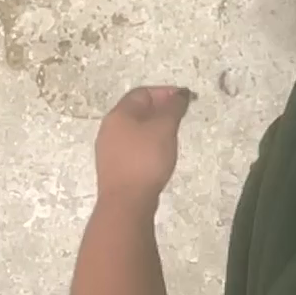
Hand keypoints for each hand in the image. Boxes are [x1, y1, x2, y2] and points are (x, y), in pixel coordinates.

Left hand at [94, 86, 191, 206]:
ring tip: (173, 134)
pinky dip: (148, 142)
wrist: (126, 202)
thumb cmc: (146, 159)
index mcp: (119, 114)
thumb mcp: (165, 128)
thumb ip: (173, 107)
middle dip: (161, 108)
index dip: (165, 92)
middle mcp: (109, 128)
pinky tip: (160, 153)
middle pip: (137, 109)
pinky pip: (133, 145)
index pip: (143, 93)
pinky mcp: (114, 166)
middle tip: (181, 115)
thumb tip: (180, 94)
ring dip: (155, 126)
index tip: (185, 100)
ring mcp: (110, 149)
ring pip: (136, 128)